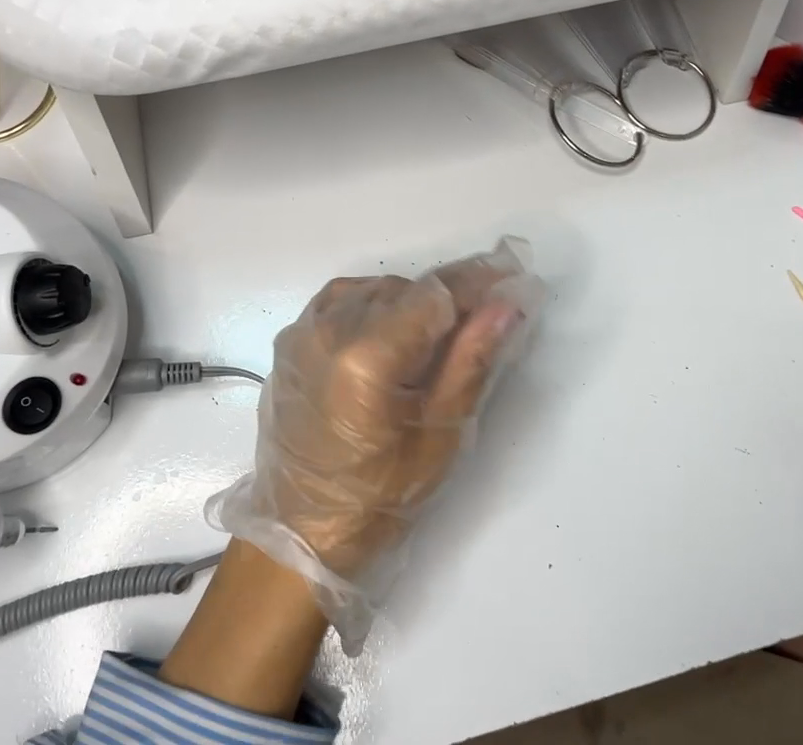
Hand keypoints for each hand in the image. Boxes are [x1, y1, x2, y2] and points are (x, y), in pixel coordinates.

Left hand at [208, 239, 543, 649]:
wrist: (302, 530)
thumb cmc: (380, 495)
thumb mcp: (441, 432)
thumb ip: (473, 359)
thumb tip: (507, 304)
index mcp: (366, 354)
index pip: (435, 294)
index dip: (478, 280)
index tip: (512, 272)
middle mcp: (327, 328)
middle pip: (405, 288)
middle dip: (448, 297)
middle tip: (484, 317)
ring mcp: (302, 332)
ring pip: (372, 290)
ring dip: (410, 302)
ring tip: (437, 337)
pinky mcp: (290, 343)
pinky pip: (340, 303)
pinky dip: (373, 308)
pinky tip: (391, 336)